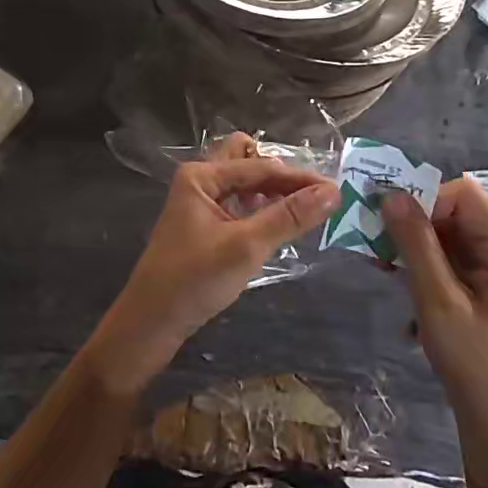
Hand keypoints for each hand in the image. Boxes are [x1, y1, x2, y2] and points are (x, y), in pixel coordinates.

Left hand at [88, 134, 339, 388]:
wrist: (151, 324)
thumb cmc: (194, 280)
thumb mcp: (246, 246)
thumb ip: (289, 217)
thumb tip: (333, 192)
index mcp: (202, 176)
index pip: (262, 166)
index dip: (301, 178)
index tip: (336, 190)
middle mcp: (200, 182)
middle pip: (251, 163)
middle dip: (284, 176)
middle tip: (317, 196)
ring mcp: (201, 204)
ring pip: (246, 185)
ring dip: (274, 193)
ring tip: (306, 210)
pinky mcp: (205, 226)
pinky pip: (241, 205)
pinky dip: (263, 209)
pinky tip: (281, 225)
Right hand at [382, 178, 487, 412]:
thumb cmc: (470, 357)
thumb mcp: (438, 300)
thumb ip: (416, 245)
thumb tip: (390, 196)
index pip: (465, 196)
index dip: (426, 200)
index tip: (389, 221)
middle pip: (454, 207)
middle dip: (413, 217)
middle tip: (376, 235)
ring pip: (443, 224)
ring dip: (410, 236)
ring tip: (380, 256)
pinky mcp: (474, 270)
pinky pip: (442, 244)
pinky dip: (415, 252)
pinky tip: (392, 267)